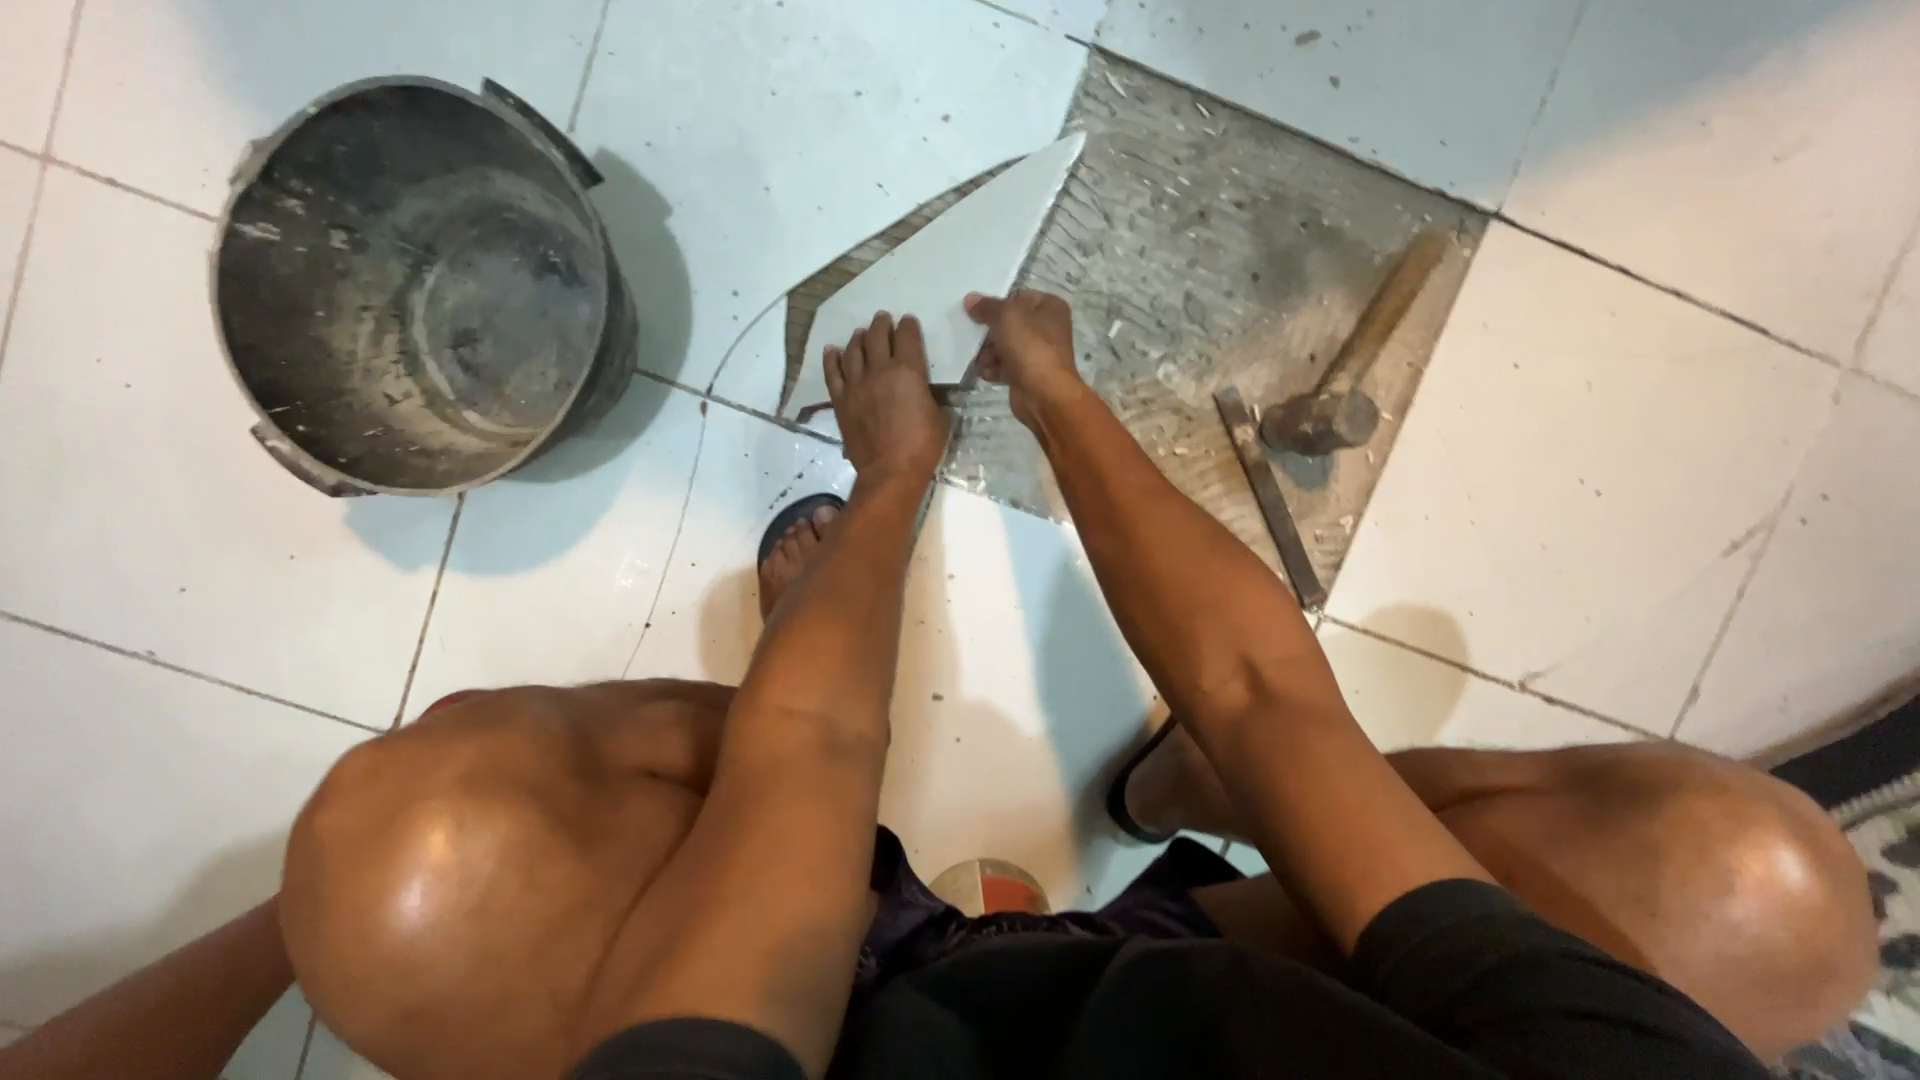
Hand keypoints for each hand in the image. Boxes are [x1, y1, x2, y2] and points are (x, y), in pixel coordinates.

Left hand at [825, 311, 949, 478]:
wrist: (890, 470)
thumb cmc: (922, 446)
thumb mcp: (940, 417)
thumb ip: (929, 396)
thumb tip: (923, 393)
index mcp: (908, 370)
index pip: (907, 337)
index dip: (908, 326)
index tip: (908, 322)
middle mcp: (879, 370)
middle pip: (877, 337)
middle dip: (882, 324)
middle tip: (883, 319)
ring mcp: (856, 384)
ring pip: (853, 350)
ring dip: (858, 338)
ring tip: (861, 332)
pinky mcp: (841, 400)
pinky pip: (832, 373)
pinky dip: (831, 359)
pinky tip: (832, 350)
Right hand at [964, 290, 1084, 428]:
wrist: (1044, 394)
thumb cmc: (1030, 346)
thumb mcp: (1006, 316)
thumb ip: (987, 306)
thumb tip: (970, 299)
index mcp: (1049, 307)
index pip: (1017, 297)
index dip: (996, 303)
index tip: (976, 311)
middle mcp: (1046, 328)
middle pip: (1008, 324)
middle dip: (989, 333)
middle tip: (974, 337)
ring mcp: (1037, 353)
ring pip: (1004, 346)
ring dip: (988, 353)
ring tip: (981, 360)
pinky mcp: (1027, 374)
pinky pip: (1005, 366)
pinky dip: (994, 369)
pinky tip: (986, 373)